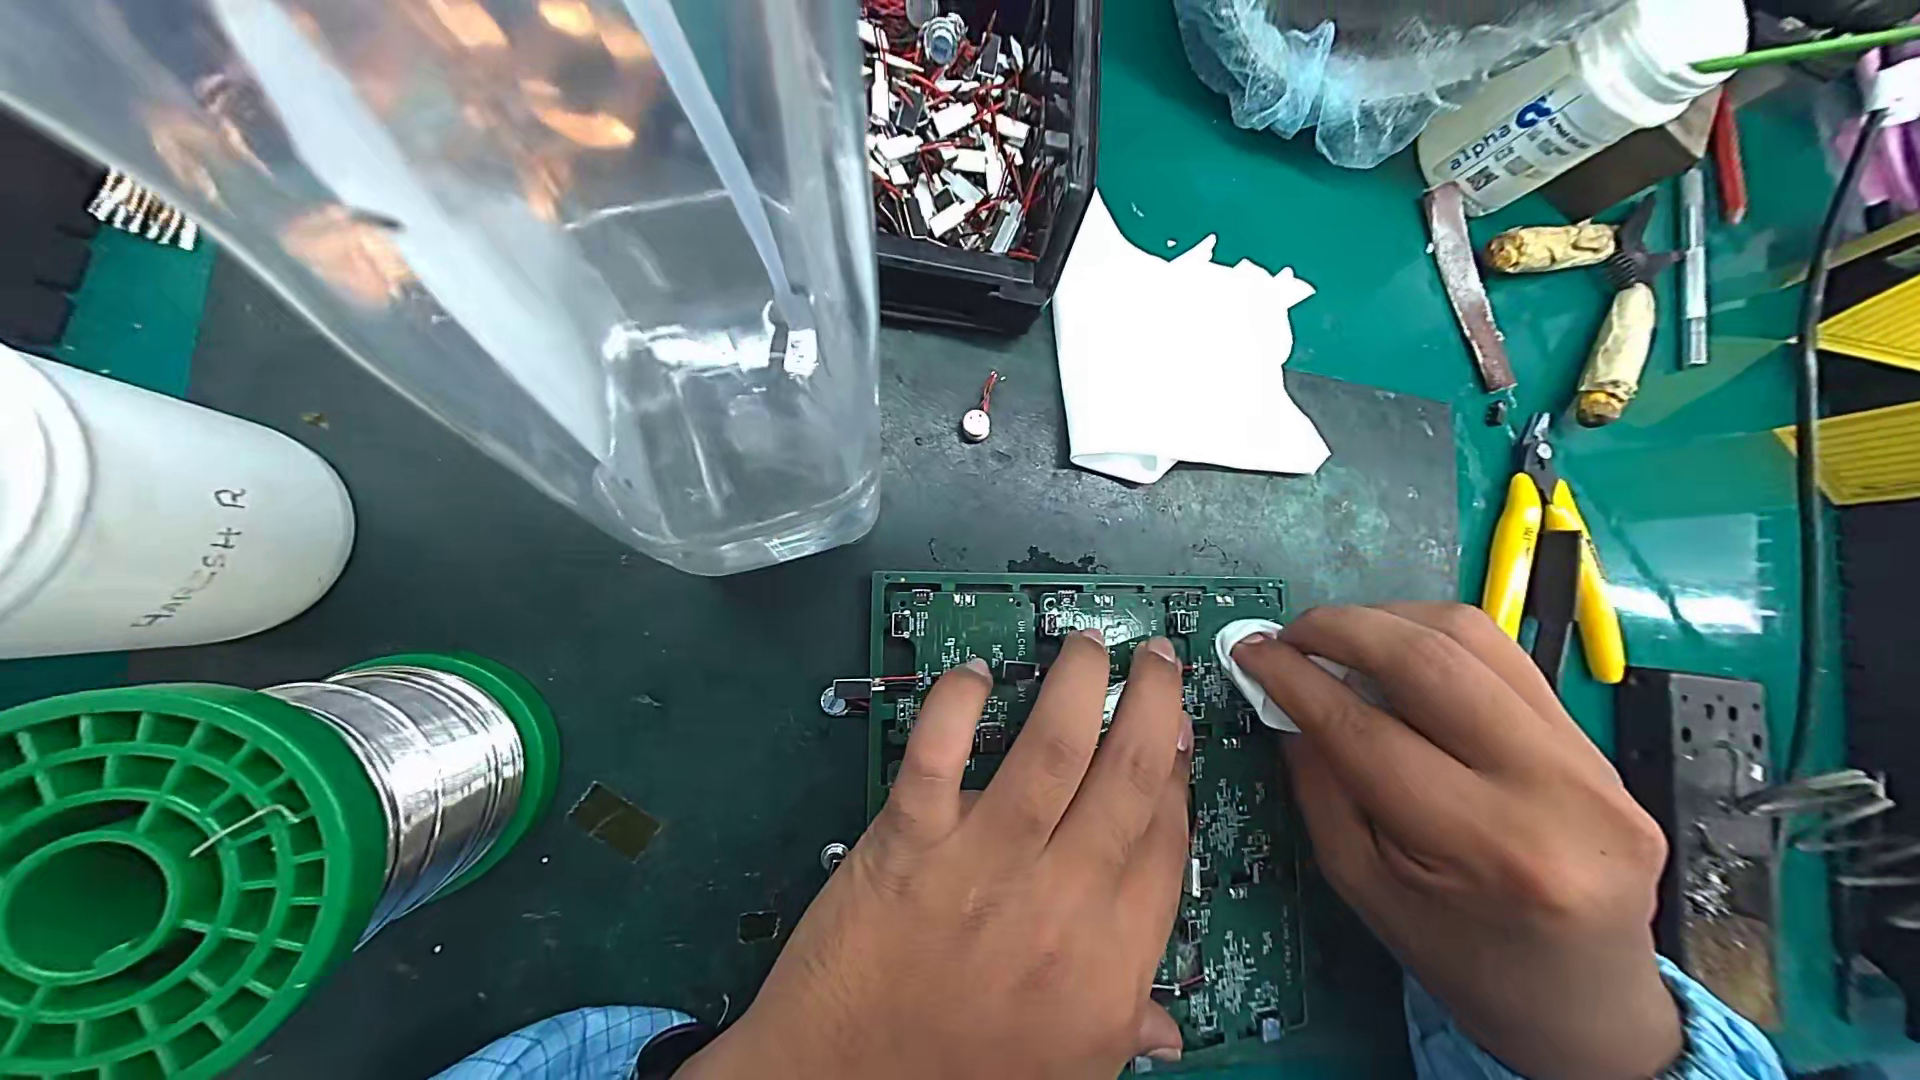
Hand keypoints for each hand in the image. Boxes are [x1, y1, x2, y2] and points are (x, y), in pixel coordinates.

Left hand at [681, 630, 1193, 1079]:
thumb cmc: (962, 1073)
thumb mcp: (1068, 1065)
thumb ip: (1125, 1021)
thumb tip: (1171, 1023)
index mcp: (1109, 959)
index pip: (1165, 836)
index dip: (1174, 769)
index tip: (1172, 729)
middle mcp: (1059, 903)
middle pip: (1127, 776)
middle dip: (1152, 702)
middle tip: (1155, 658)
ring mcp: (980, 865)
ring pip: (1052, 748)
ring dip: (1078, 683)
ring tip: (1089, 647)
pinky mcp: (908, 840)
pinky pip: (939, 753)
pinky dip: (956, 702)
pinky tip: (974, 673)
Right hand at [1233, 605, 1677, 1079]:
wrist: (1585, 1002)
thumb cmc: (1453, 951)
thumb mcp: (1355, 876)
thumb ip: (1316, 777)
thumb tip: (1283, 692)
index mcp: (1486, 848)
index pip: (1363, 728)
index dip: (1292, 678)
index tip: (1249, 652)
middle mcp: (1556, 791)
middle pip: (1428, 659)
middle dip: (1337, 627)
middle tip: (1287, 636)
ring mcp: (1590, 760)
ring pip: (1469, 635)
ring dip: (1383, 620)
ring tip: (1336, 641)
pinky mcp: (1595, 742)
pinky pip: (1498, 654)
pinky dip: (1427, 637)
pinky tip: (1391, 654)